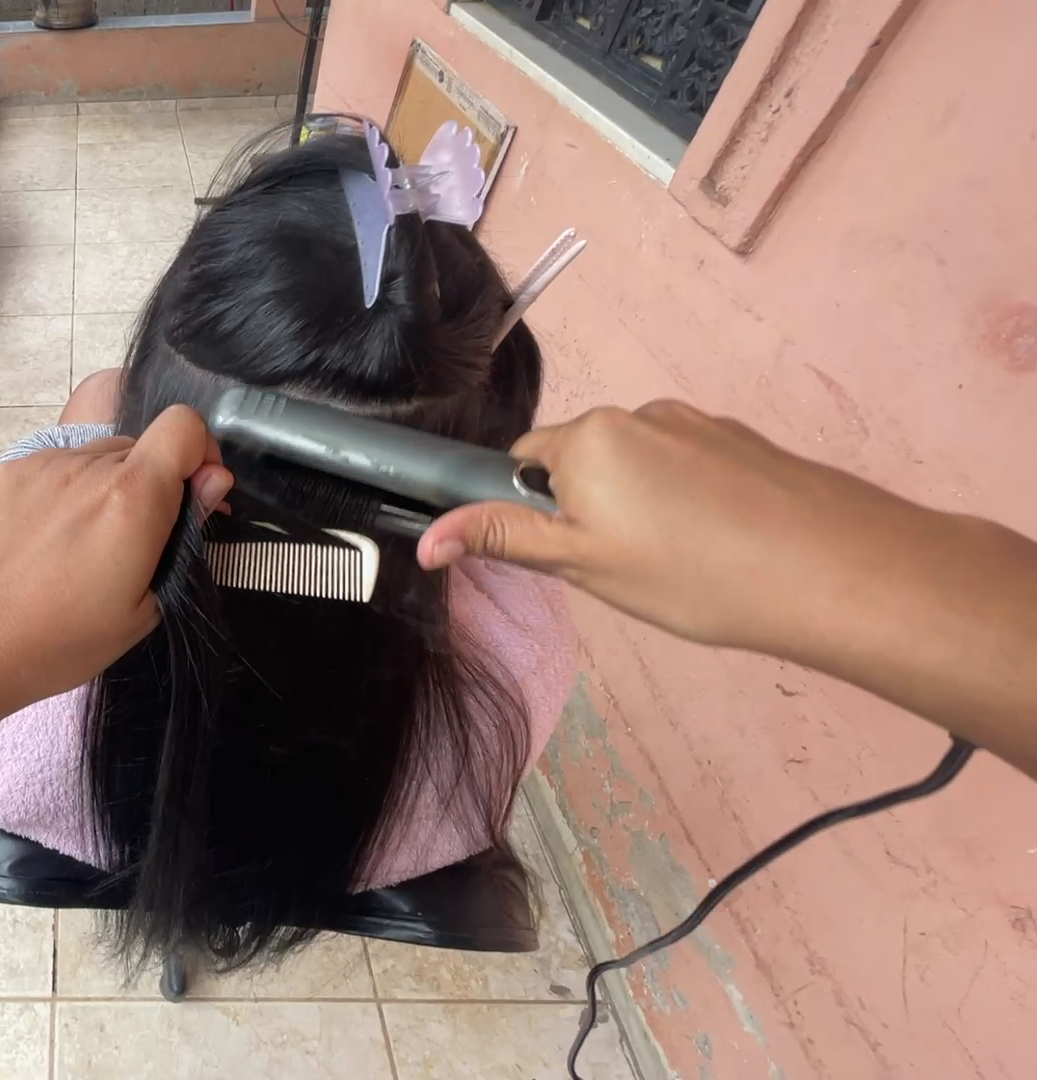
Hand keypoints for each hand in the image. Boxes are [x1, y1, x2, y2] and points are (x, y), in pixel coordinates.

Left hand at [0, 405, 232, 711]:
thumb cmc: (64, 639)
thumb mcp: (145, 605)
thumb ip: (186, 532)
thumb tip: (215, 481)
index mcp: (131, 498)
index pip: (184, 425)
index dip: (200, 453)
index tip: (192, 494)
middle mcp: (87, 467)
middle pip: (141, 448)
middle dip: (150, 484)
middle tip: (129, 542)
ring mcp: (42, 464)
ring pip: (97, 457)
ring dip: (105, 486)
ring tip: (80, 543)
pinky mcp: (9, 470)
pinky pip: (57, 465)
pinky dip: (65, 490)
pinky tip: (45, 537)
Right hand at [416, 401, 952, 654]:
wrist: (849, 575)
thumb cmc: (689, 572)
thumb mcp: (578, 562)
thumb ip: (499, 539)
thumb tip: (423, 543)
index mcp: (588, 437)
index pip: (519, 461)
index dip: (527, 506)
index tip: (560, 545)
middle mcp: (637, 414)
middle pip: (574, 459)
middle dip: (579, 503)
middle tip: (613, 559)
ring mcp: (696, 423)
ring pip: (629, 464)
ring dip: (629, 500)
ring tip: (671, 555)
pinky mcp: (742, 440)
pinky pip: (680, 464)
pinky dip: (679, 496)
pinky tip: (713, 538)